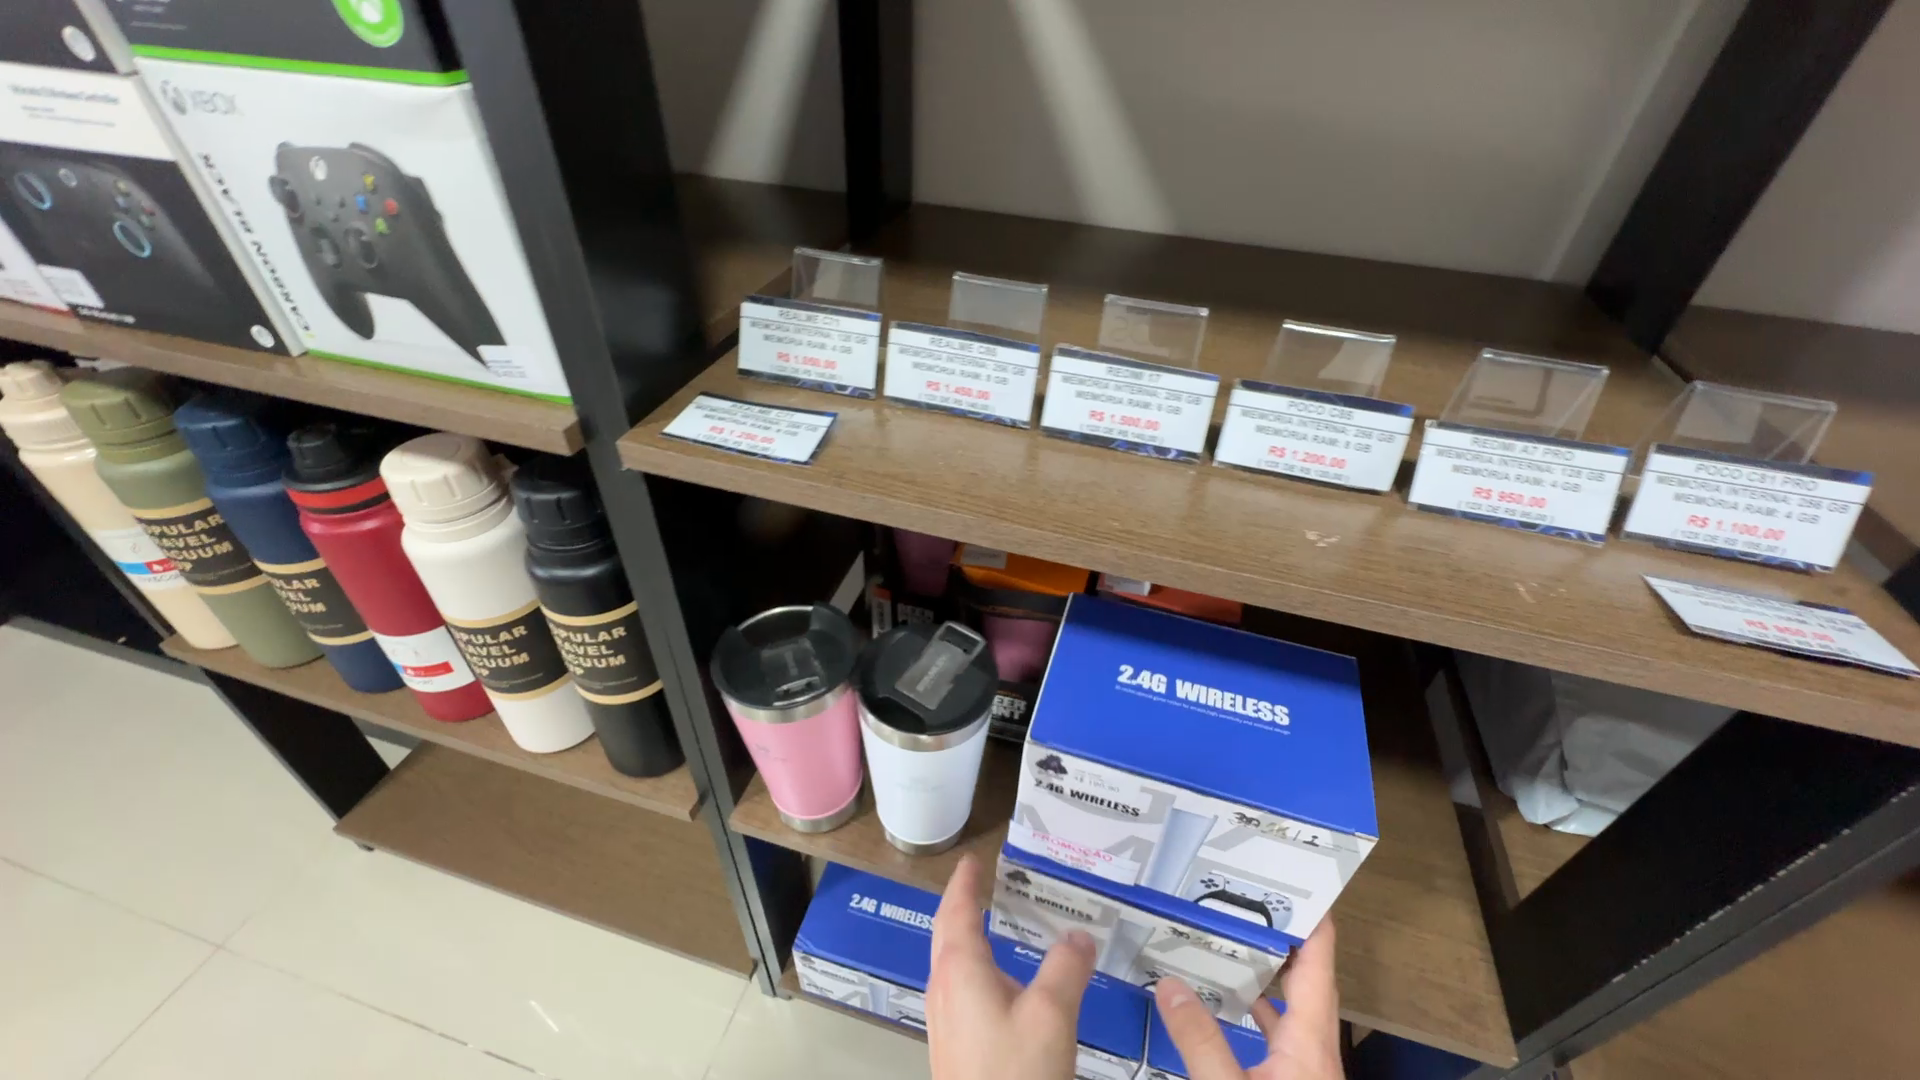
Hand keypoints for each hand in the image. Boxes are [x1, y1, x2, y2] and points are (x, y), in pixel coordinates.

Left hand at [927, 854, 1096, 1079]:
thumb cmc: (1016, 1071)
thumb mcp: (1052, 1015)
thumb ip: (1066, 967)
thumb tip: (1080, 934)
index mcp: (959, 969)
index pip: (956, 910)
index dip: (965, 881)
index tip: (973, 858)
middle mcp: (943, 988)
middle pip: (946, 933)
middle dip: (961, 903)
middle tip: (981, 881)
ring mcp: (944, 1020)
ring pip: (951, 962)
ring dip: (966, 934)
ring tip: (992, 922)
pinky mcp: (954, 1046)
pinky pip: (959, 987)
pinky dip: (974, 964)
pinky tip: (1000, 982)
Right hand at [1153, 918, 1342, 1079]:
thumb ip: (1200, 1040)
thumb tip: (1168, 984)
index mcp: (1310, 1042)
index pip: (1319, 968)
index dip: (1315, 925)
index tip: (1301, 885)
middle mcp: (1317, 1050)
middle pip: (1311, 981)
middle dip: (1289, 938)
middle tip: (1256, 900)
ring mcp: (1308, 1070)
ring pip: (1298, 1008)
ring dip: (1275, 973)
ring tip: (1239, 939)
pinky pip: (1283, 1033)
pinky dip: (1263, 1009)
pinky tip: (1236, 1003)